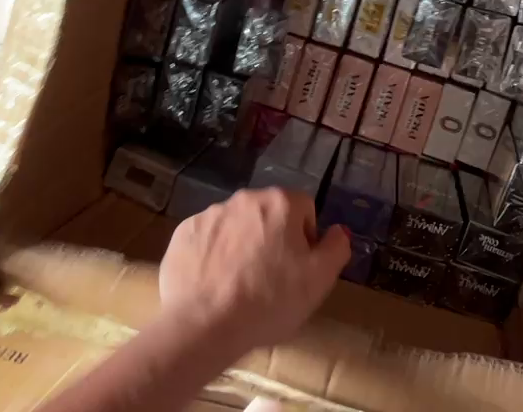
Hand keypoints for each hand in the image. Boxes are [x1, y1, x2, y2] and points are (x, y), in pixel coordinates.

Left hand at [158, 187, 349, 354]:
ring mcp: (211, 213)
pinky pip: (207, 239)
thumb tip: (338, 231)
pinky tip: (213, 284)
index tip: (297, 270)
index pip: (305, 210)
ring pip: (237, 226)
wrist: (203, 326)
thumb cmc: (269, 301)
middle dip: (272, 239)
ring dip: (242, 245)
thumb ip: (336, 248)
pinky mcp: (184, 232)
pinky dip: (212, 255)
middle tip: (270, 279)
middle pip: (269, 215)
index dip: (305, 241)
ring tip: (239, 285)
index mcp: (281, 202)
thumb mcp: (319, 280)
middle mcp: (246, 197)